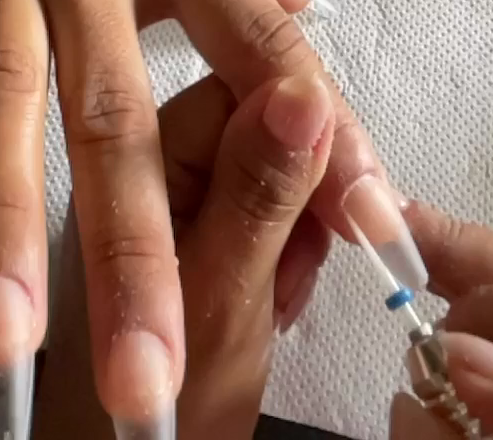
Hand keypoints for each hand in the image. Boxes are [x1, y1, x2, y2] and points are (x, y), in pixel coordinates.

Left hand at [36, 74, 335, 438]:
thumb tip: (306, 88)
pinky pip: (274, 206)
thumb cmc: (165, 403)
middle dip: (305, 196)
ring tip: (279, 300)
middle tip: (299, 269)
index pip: (247, 88)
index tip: (352, 205)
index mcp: (140, 147)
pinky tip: (276, 301)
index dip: (311, 138)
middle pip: (268, 122)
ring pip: (280, 169)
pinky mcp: (205, 217)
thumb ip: (261, 190)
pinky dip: (291, 252)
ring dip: (299, 232)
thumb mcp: (221, 293)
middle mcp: (156, 148)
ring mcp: (179, 183)